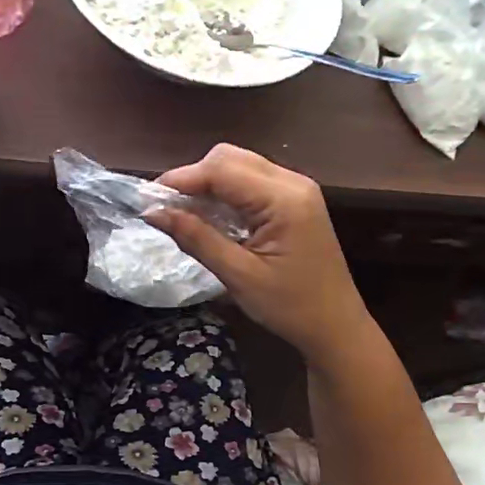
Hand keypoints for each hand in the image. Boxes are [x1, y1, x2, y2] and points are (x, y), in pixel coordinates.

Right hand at [147, 144, 374, 363]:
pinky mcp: (294, 201)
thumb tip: (154, 213)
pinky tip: (211, 217)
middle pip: (230, 158)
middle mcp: (292, 183)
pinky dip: (226, 193)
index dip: (181, 179)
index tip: (148, 200)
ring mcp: (296, 190)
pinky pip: (252, 182)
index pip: (222, 169)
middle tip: (167, 208)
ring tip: (183, 213)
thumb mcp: (239, 275)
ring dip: (208, 184)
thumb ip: (197, 238)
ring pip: (240, 166)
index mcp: (284, 199)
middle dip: (194, 177)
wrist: (335, 327)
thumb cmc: (290, 307)